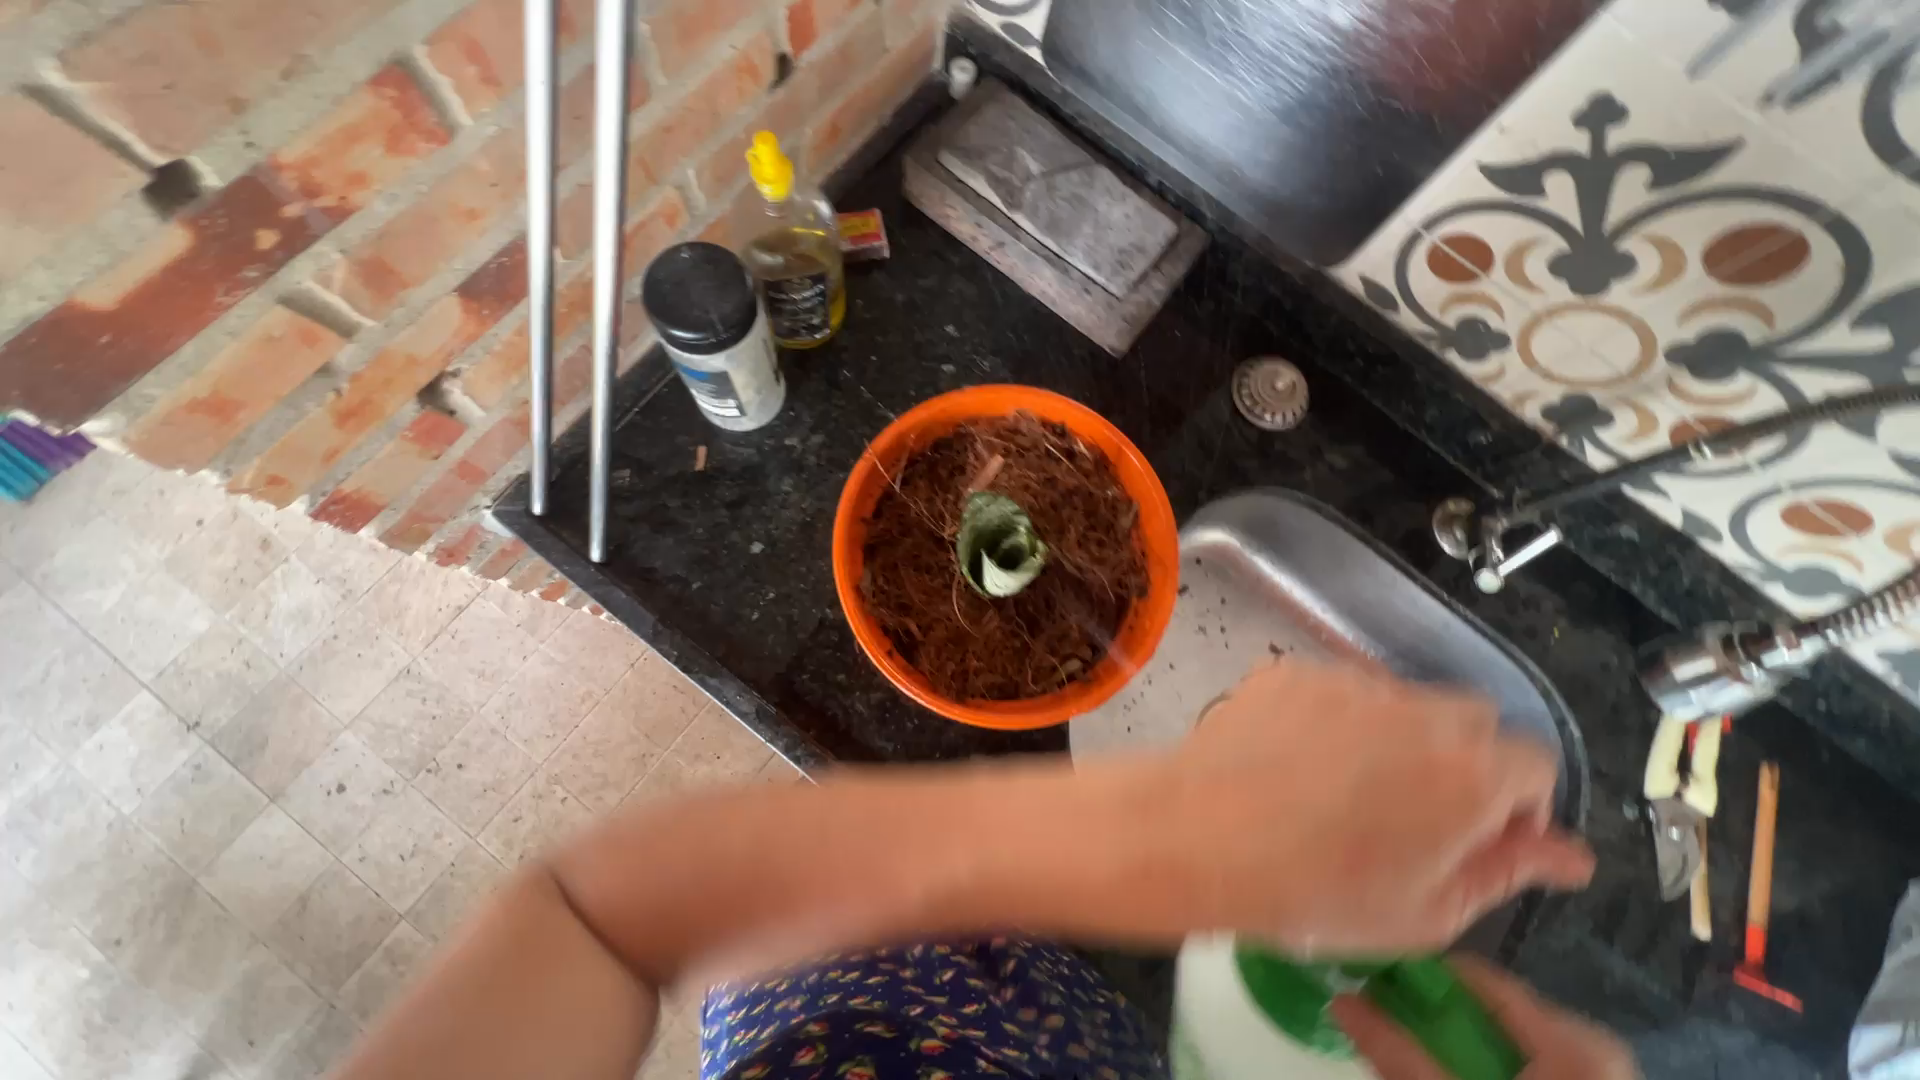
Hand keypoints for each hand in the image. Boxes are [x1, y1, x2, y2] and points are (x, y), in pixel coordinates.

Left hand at [1141, 659, 1594, 951]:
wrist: (1197, 833)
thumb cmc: (1315, 892)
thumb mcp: (1427, 910)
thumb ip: (1507, 870)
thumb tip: (1568, 854)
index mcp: (1471, 771)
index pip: (1535, 763)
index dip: (1516, 803)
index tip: (1478, 836)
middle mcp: (1418, 709)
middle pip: (1470, 719)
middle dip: (1461, 759)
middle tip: (1412, 810)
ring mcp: (1347, 680)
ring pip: (1399, 700)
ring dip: (1394, 734)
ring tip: (1340, 785)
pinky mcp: (1290, 670)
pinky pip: (1334, 689)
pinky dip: (1332, 718)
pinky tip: (1294, 759)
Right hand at [1331, 955, 1636, 1078]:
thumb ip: (1399, 1054)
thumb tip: (1340, 1001)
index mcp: (1572, 1039)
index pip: (1474, 974)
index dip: (1416, 975)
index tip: (1370, 986)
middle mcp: (1590, 1045)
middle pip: (1486, 1006)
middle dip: (1432, 1018)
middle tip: (1388, 1034)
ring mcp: (1598, 1075)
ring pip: (1502, 1037)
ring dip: (1454, 1046)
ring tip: (1415, 1063)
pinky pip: (1525, 1063)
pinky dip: (1484, 1068)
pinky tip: (1453, 1078)